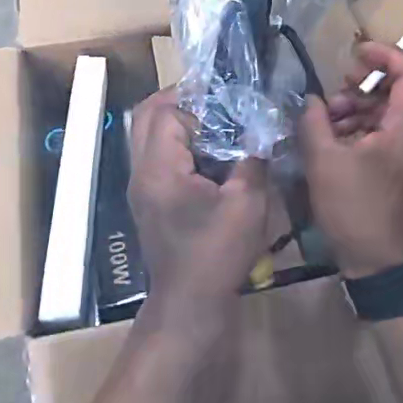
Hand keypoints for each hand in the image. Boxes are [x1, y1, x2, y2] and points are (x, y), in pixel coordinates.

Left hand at [127, 89, 271, 328]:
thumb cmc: (217, 253)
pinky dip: (179, 146)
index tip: (228, 97)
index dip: (196, 99)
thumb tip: (261, 128)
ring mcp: (141, 188)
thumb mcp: (246, 203)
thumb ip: (253, 158)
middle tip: (217, 100)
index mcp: (158, 168)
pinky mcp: (149, 201)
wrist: (189, 305)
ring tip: (218, 123)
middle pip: (148, 117)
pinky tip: (212, 155)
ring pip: (150, 137)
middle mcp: (141, 172)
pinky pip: (157, 158)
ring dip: (179, 123)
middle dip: (181, 102)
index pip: (166, 111)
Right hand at [298, 41, 402, 277]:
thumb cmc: (355, 211)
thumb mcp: (324, 162)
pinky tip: (339, 139)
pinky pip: (395, 133)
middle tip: (339, 88)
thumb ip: (314, 122)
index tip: (355, 53)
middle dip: (370, 82)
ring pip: (399, 111)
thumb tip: (310, 100)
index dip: (387, 55)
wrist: (383, 266)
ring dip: (365, 106)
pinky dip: (369, 126)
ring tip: (330, 118)